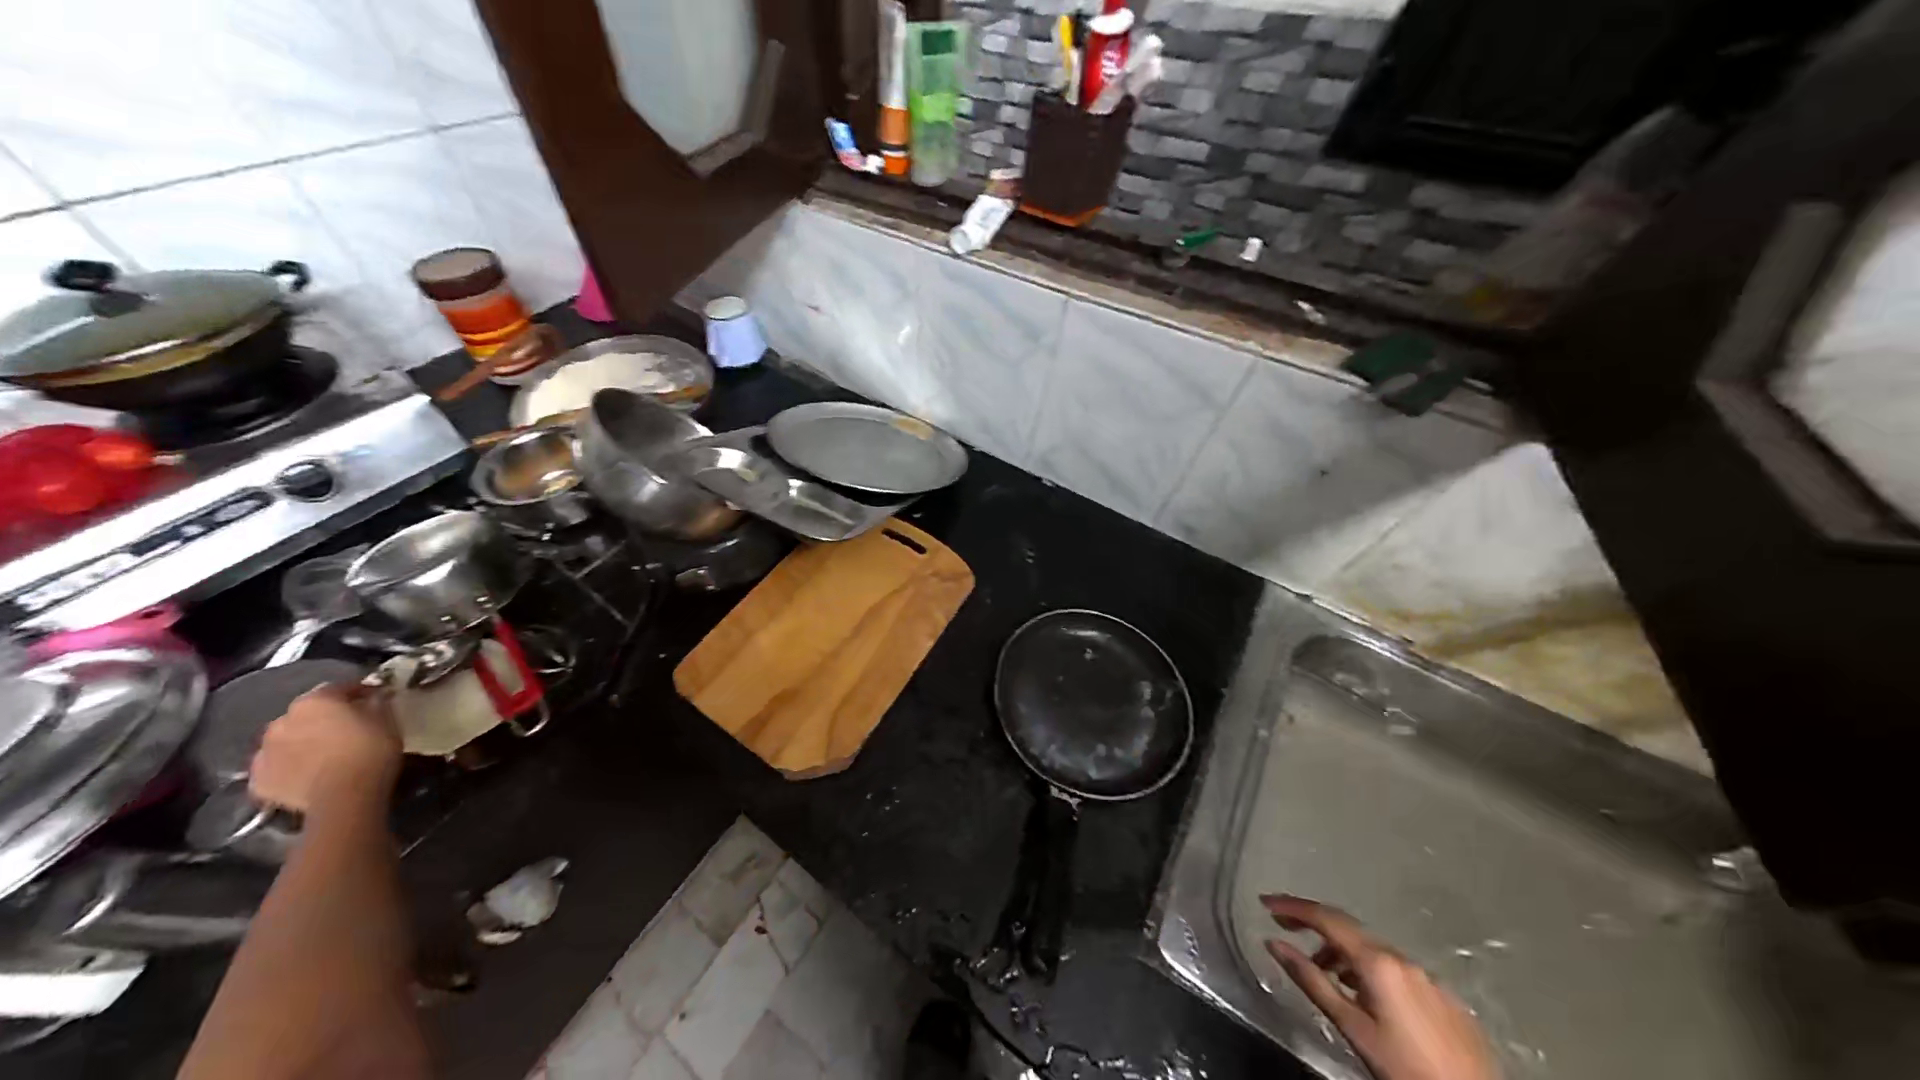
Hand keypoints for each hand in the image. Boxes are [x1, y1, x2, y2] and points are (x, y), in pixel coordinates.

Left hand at [249, 683, 401, 819]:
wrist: (344, 797)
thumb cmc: (370, 751)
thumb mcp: (388, 720)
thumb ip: (377, 703)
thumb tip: (374, 696)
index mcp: (315, 701)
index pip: (339, 688)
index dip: (358, 693)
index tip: (373, 699)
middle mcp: (282, 720)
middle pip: (306, 714)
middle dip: (323, 718)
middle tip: (346, 730)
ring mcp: (264, 752)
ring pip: (286, 740)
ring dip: (301, 742)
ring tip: (324, 755)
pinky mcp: (258, 780)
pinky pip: (275, 767)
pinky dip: (288, 768)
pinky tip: (305, 775)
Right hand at [1263, 894, 1499, 1079]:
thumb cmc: (1404, 1068)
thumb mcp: (1351, 1027)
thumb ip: (1311, 980)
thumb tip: (1273, 943)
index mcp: (1378, 962)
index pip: (1327, 919)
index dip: (1293, 907)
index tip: (1265, 902)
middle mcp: (1403, 958)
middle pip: (1350, 927)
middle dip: (1313, 922)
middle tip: (1282, 925)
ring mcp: (1427, 976)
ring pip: (1373, 949)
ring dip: (1341, 950)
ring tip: (1321, 970)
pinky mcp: (1443, 996)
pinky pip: (1395, 968)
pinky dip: (1368, 969)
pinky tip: (1363, 993)